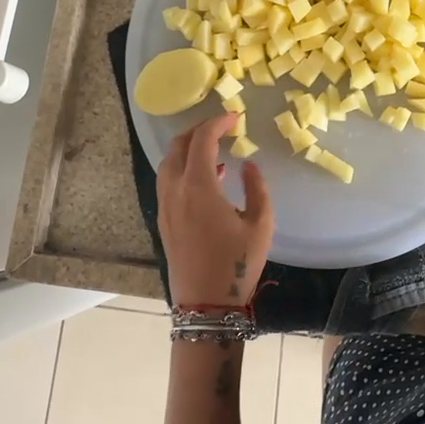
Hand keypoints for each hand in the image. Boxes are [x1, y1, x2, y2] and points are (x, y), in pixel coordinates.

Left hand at [156, 113, 273, 308]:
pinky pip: (167, 180)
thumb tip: (248, 165)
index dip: (217, 123)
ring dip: (188, 148)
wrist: (206, 306)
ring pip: (168, 162)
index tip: (234, 118)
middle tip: (221, 127)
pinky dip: (182, 167)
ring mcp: (165, 206)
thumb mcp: (260, 225)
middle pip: (178, 145)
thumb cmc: (236, 266)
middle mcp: (175, 190)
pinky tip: (206, 178)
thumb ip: (257, 188)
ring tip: (213, 150)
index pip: (201, 140)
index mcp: (198, 186)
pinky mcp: (164, 220)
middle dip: (198, 130)